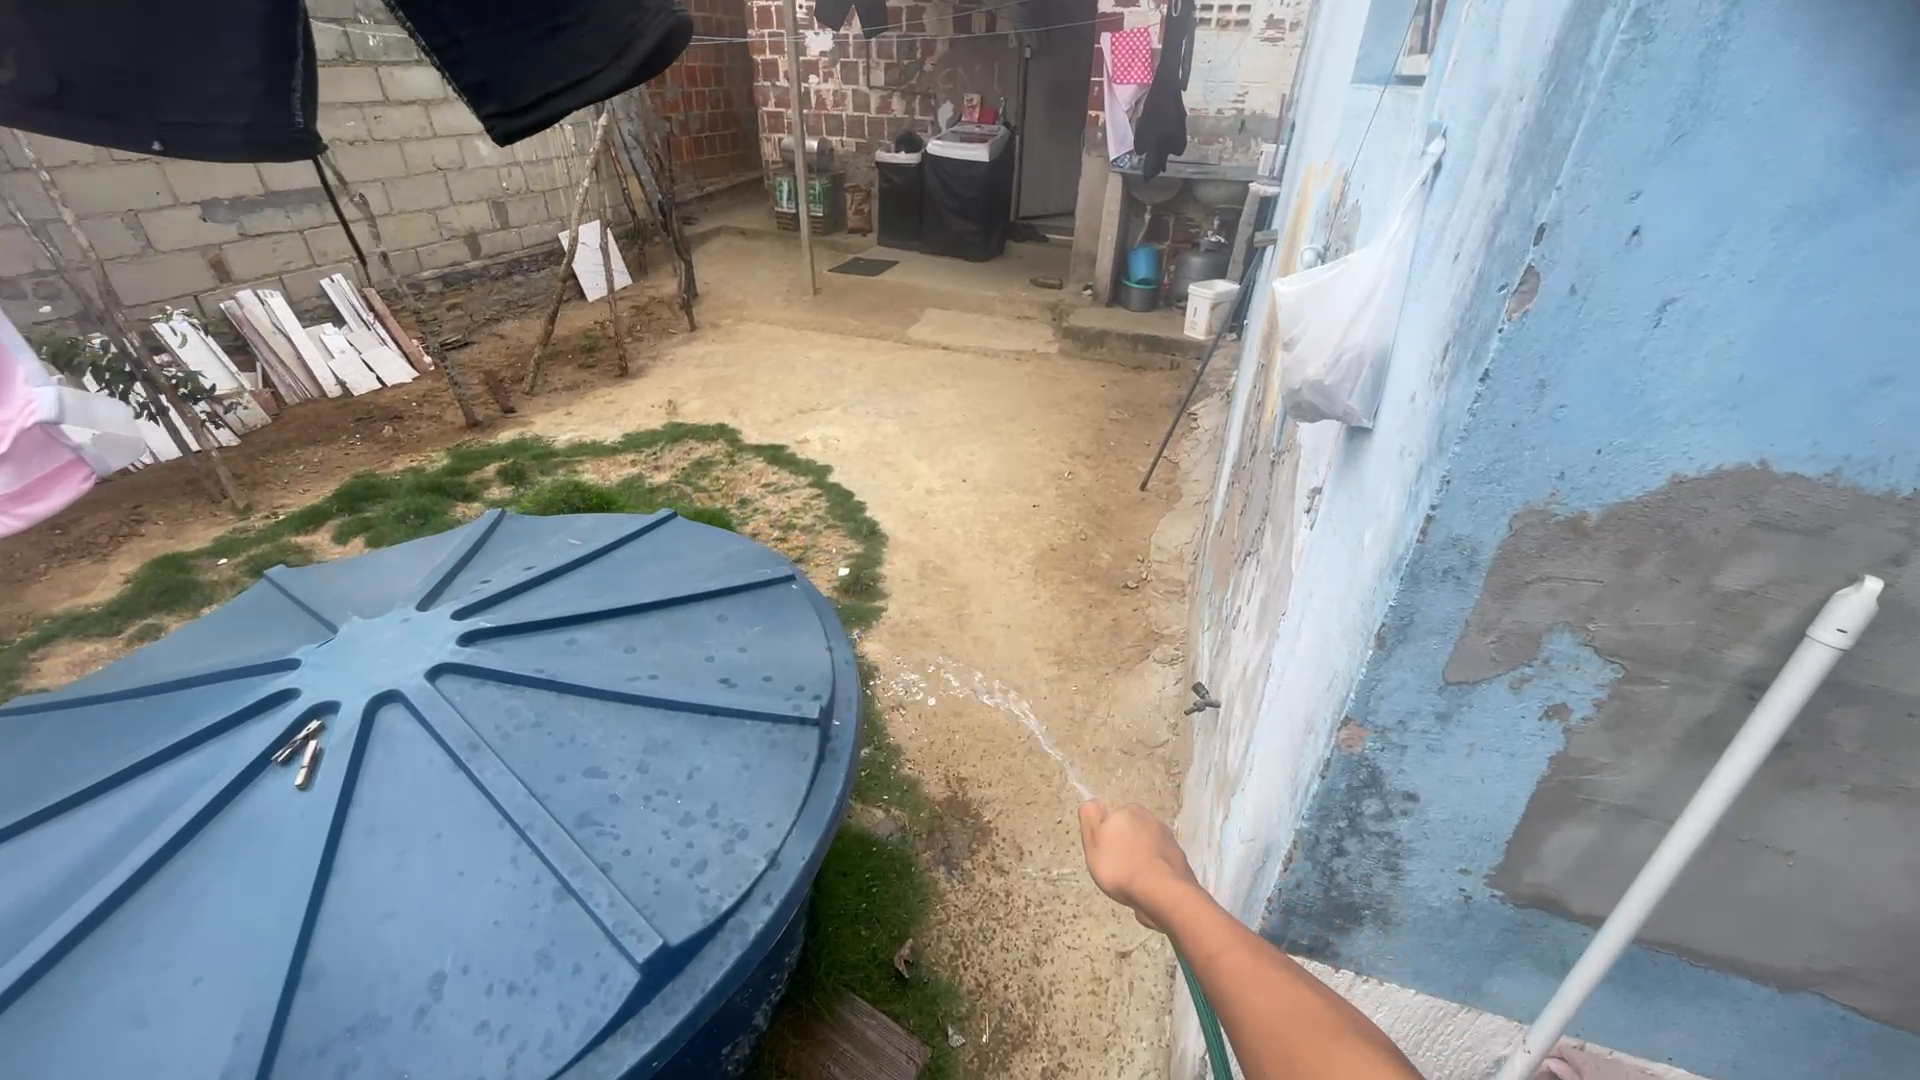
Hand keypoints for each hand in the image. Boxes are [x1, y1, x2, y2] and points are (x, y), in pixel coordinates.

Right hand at [1078, 800, 1200, 929]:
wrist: (1162, 893)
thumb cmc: (1120, 867)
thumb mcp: (1093, 842)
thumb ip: (1090, 817)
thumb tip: (1093, 802)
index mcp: (1130, 811)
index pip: (1113, 819)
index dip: (1107, 837)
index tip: (1105, 855)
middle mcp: (1152, 819)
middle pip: (1132, 832)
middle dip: (1126, 846)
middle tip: (1118, 868)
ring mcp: (1169, 839)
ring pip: (1147, 847)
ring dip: (1141, 859)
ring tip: (1134, 881)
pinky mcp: (1180, 859)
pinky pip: (1160, 862)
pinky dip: (1155, 871)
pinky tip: (1149, 887)